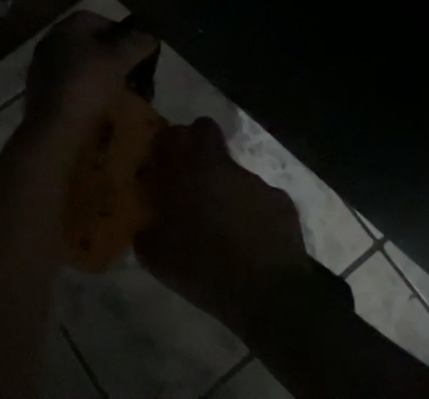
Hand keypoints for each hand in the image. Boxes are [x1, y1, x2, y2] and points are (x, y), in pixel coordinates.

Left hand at [21, 10, 157, 144]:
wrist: (55, 130)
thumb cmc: (88, 86)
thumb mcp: (118, 60)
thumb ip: (136, 42)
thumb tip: (149, 32)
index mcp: (65, 28)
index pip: (97, 19)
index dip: (121, 31)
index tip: (140, 49)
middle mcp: (51, 43)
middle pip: (90, 43)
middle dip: (116, 56)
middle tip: (137, 72)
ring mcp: (44, 68)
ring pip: (83, 66)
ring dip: (105, 75)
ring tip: (127, 91)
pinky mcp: (43, 93)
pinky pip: (73, 85)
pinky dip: (91, 91)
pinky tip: (105, 105)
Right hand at [135, 117, 311, 317]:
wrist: (269, 297)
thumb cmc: (203, 269)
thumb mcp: (156, 256)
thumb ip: (146, 229)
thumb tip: (144, 224)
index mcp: (189, 170)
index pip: (179, 132)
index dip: (172, 141)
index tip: (166, 160)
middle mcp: (224, 166)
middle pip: (209, 141)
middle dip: (201, 157)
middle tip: (193, 186)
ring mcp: (257, 183)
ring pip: (235, 175)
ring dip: (227, 190)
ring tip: (224, 225)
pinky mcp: (284, 204)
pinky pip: (261, 199)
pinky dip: (253, 212)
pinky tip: (251, 240)